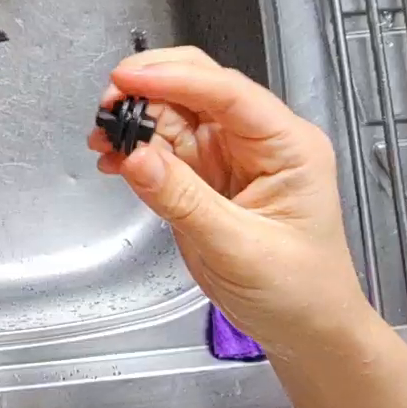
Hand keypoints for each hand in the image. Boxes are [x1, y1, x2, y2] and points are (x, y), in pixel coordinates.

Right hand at [87, 46, 374, 355]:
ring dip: (134, 117)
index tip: (124, 79)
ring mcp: (228, 153)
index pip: (227, 92)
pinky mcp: (203, 172)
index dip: (173, 79)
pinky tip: (113, 160)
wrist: (304, 329)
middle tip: (106, 105)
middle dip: (148, 87)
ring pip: (173, 111)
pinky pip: (162, 145)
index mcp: (286, 144)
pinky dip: (133, 147)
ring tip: (101, 139)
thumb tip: (133, 156)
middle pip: (198, 86)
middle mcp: (257, 138)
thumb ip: (183, 200)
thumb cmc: (295, 291)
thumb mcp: (238, 248)